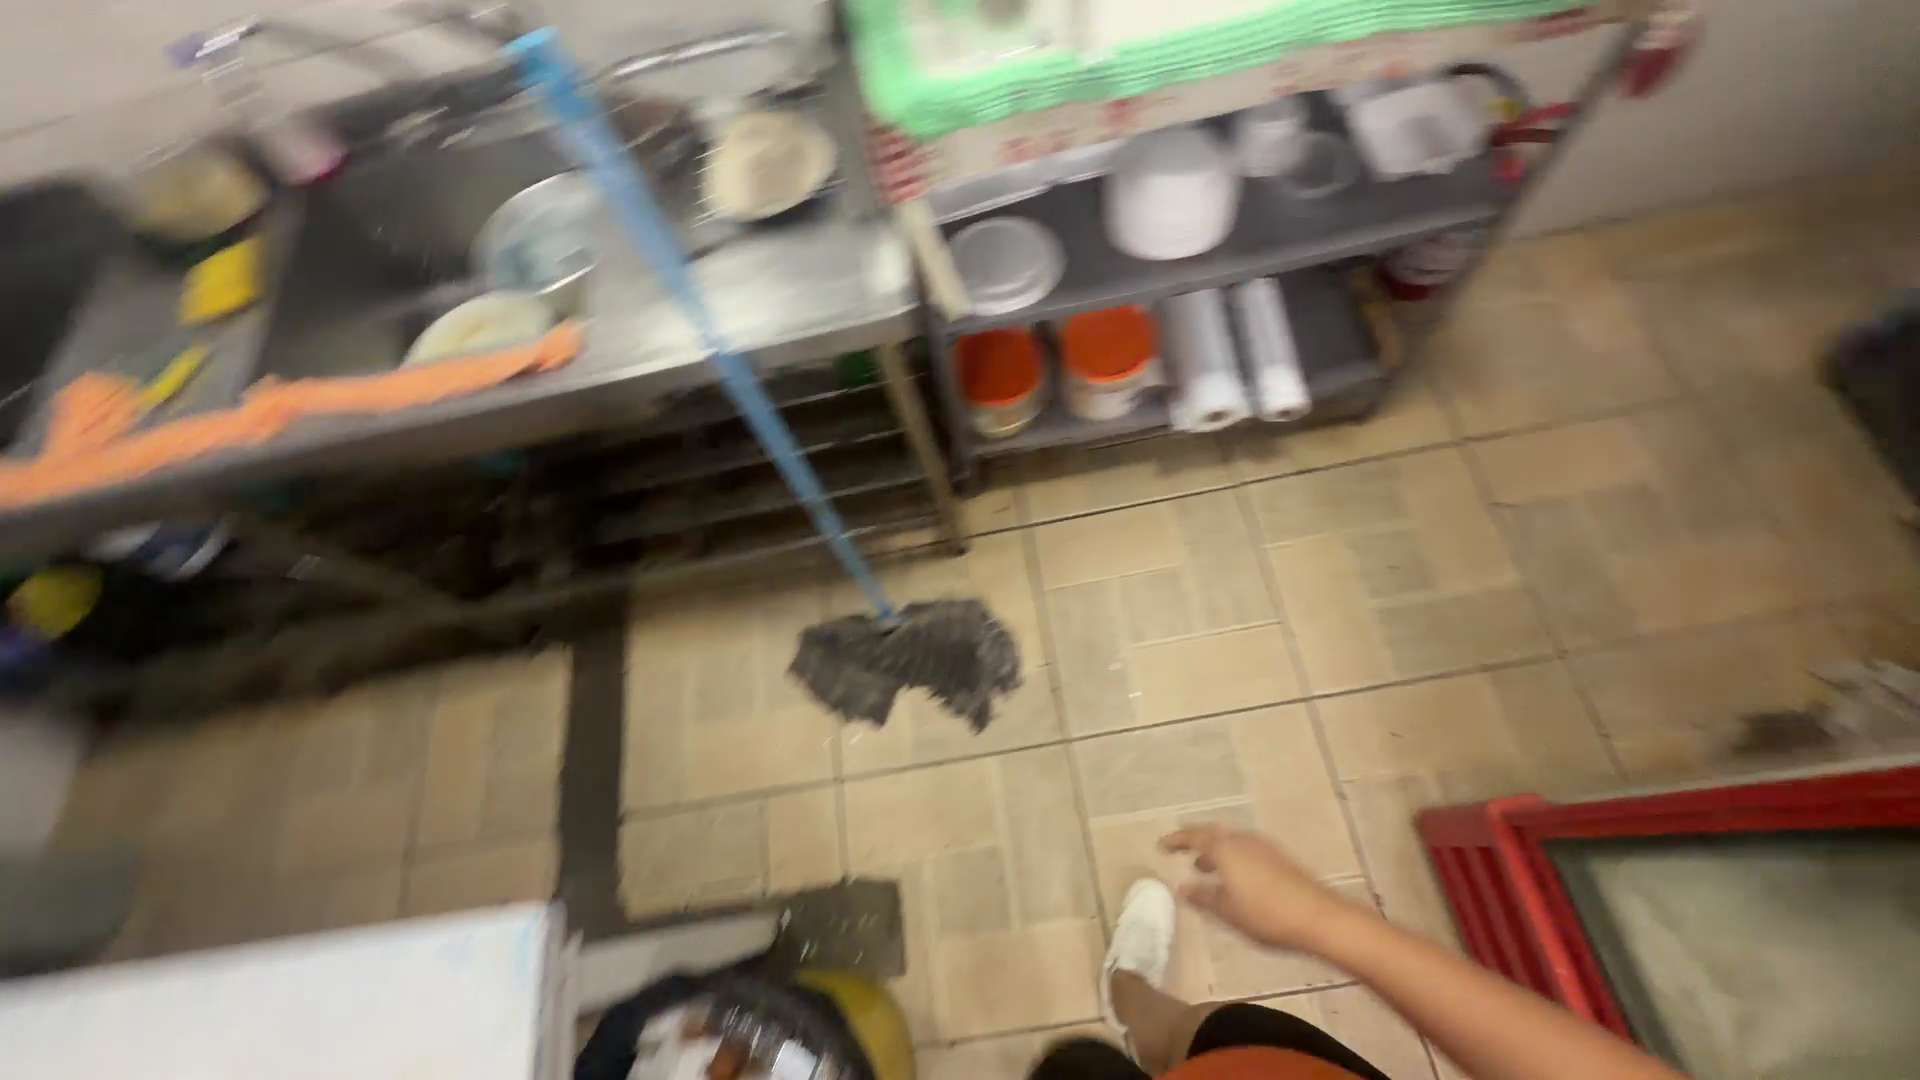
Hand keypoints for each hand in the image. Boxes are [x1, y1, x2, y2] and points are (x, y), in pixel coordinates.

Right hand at [1161, 825, 1369, 953]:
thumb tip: (1181, 887)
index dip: (1175, 840)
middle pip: (1212, 834)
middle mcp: (1241, 839)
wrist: (1318, 917)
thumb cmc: (1265, 914)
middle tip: (1182, 852)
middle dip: (1196, 842)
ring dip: (1215, 851)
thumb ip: (1202, 896)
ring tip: (1205, 868)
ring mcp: (1263, 846)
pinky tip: (1235, 877)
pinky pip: (1245, 849)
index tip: (1161, 846)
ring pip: (1231, 842)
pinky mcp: (1278, 858)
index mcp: (1224, 848)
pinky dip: (1232, 857)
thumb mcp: (1227, 910)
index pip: (1193, 837)